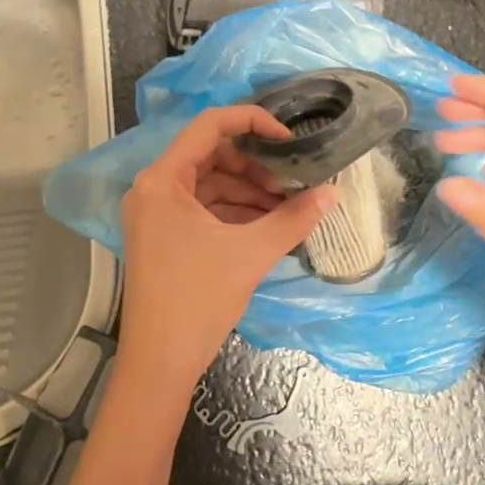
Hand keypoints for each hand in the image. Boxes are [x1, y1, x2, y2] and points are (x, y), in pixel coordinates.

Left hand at [117, 105, 336, 388]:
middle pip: (211, 154)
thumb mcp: (250, 254)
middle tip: (292, 183)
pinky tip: (268, 225)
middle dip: (254, 165)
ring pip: (209, 183)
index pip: (209, 125)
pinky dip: (234, 211)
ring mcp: (156, 213)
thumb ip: (292, 218)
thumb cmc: (197, 300)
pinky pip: (203, 207)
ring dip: (248, 191)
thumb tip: (332, 194)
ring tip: (288, 206)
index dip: (251, 121)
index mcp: (162, 179)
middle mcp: (153, 187)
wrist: (159, 364)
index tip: (288, 137)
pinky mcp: (163, 235)